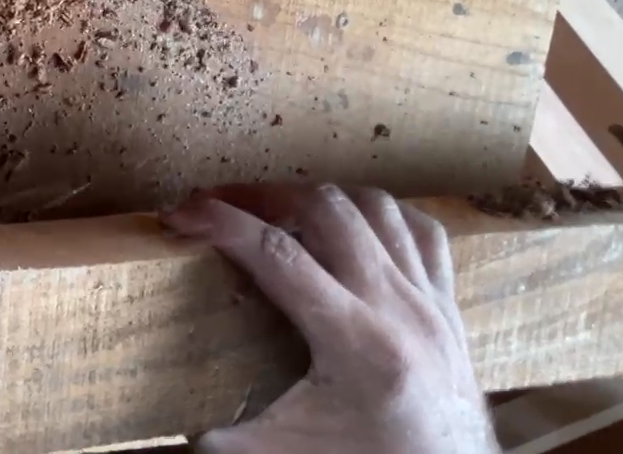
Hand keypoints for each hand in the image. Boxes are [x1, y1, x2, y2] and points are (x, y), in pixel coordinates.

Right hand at [162, 184, 495, 453]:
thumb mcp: (288, 451)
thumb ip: (226, 437)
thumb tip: (174, 431)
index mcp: (358, 345)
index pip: (277, 253)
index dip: (219, 220)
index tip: (176, 213)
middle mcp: (399, 310)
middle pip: (324, 209)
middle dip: (259, 194)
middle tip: (217, 203)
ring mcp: (430, 301)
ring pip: (372, 207)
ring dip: (313, 195)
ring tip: (273, 208)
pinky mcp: (447, 302)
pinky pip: (418, 229)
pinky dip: (375, 210)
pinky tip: (344, 219)